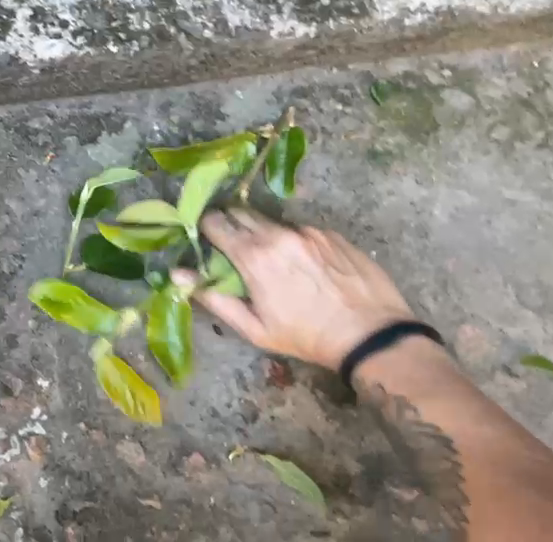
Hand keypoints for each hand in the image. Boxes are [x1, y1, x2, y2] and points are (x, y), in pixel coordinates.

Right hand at [171, 208, 416, 369]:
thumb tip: (176, 274)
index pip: (213, 220)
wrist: (376, 339)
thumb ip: (212, 297)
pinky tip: (310, 266)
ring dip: (266, 234)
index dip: (207, 228)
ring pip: (273, 221)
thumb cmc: (308, 337)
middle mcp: (277, 234)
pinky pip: (303, 230)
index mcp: (252, 254)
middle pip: (240, 212)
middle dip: (233, 225)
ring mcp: (308, 231)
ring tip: (281, 261)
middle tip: (239, 248)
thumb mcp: (254, 328)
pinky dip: (297, 242)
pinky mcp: (333, 235)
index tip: (210, 241)